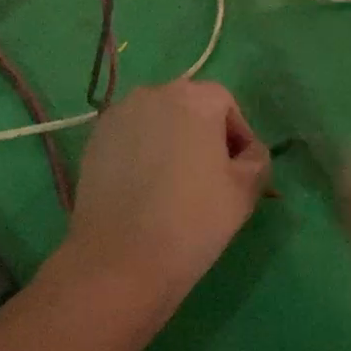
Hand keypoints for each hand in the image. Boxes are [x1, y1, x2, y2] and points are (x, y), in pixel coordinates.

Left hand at [60, 80, 271, 303]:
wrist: (121, 257)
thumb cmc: (193, 220)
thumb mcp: (244, 192)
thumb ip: (256, 160)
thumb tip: (247, 153)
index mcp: (193, 98)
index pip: (225, 104)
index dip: (237, 136)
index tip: (239, 171)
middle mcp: (152, 94)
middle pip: (188, 107)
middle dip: (203, 135)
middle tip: (210, 178)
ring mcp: (117, 115)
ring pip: (156, 120)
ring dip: (170, 142)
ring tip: (174, 184)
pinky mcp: (94, 139)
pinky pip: (129, 137)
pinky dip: (140, 153)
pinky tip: (143, 188)